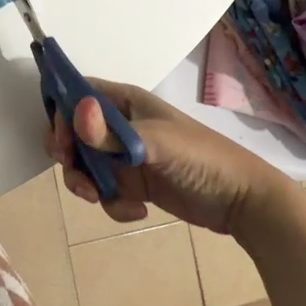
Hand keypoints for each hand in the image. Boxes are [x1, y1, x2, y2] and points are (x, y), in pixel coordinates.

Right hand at [49, 78, 289, 236]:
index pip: (79, 94)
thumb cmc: (203, 158)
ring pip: (85, 164)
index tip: (61, 140)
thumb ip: (114, 133)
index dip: (63, 112)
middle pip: (74, 132)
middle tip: (74, 173)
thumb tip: (78, 112)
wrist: (244, 203)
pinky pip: (105, 191)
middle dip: (69, 155)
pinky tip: (136, 211)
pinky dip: (112, 203)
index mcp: (125, 102)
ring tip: (99, 198)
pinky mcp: (134, 184)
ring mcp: (125, 156)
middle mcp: (121, 125)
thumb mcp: (157, 143)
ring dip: (85, 183)